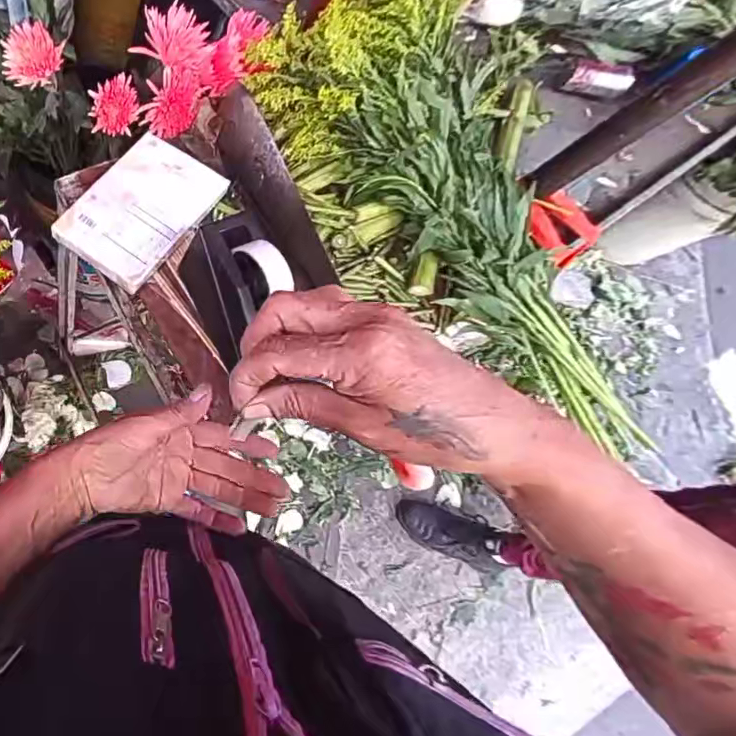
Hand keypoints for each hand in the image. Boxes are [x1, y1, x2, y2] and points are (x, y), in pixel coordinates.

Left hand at [53, 384, 289, 533]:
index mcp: (181, 431)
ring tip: (268, 509)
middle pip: (225, 467)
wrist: (82, 477)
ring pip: (217, 489)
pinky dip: (216, 518)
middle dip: (253, 478)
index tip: (272, 450)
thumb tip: (206, 391)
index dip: (247, 444)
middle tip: (280, 489)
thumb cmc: (109, 444)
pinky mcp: (167, 500)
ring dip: (242, 498)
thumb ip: (180, 413)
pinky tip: (237, 526)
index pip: (222, 437)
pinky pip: (196, 508)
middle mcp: (184, 453)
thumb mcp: (147, 424)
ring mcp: (177, 478)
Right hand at [228, 287, 568, 480]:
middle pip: (284, 308)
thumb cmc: (442, 433)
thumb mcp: (364, 428)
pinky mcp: (383, 315)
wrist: (495, 424)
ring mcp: (377, 312)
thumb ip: (305, 405)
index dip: (249, 375)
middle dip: (255, 341)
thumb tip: (260, 401)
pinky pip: (329, 308)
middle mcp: (367, 320)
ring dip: (278, 330)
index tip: (241, 397)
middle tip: (251, 379)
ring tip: (273, 369)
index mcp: (362, 353)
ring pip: (304, 302)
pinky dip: (305, 327)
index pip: (281, 352)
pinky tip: (304, 357)